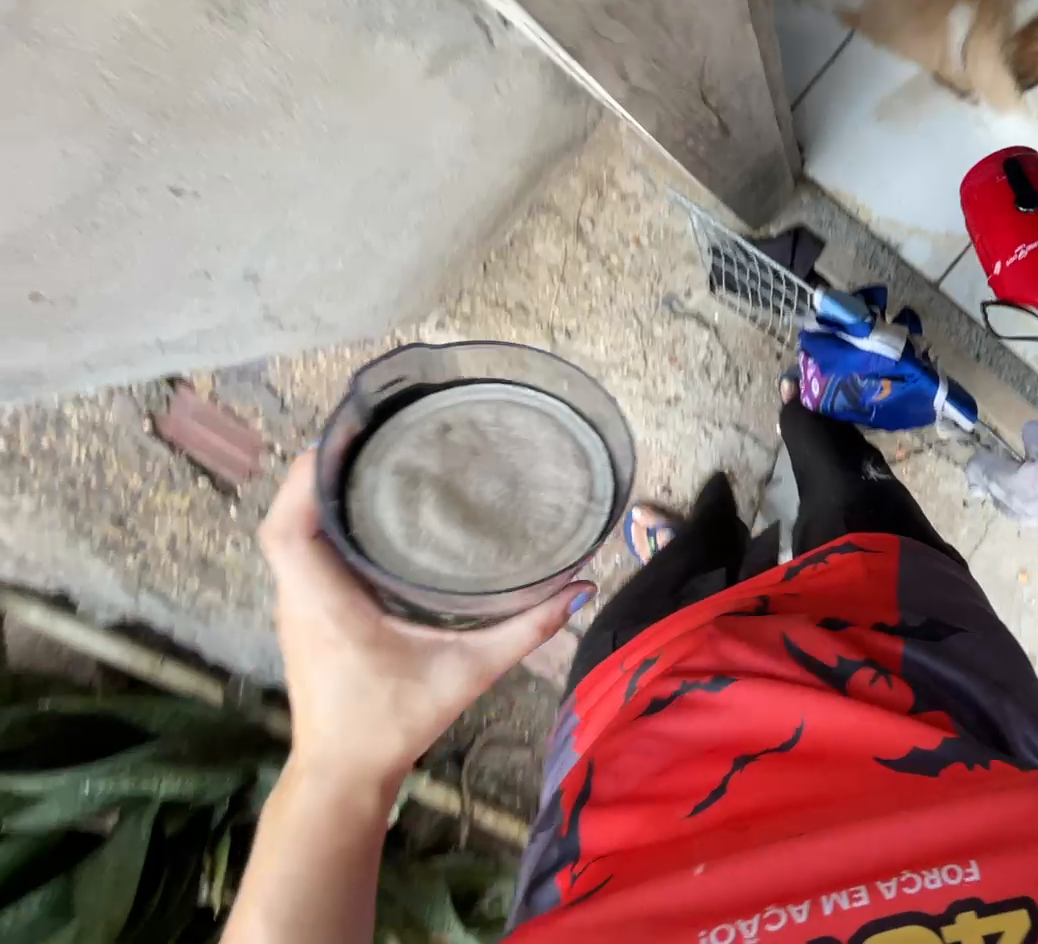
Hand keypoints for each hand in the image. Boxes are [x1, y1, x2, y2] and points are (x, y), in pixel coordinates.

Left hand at [258, 453, 593, 789]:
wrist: (346, 771)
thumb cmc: (397, 719)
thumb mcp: (471, 671)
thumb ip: (528, 628)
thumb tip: (582, 588)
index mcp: (326, 605)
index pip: (289, 532)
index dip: (306, 481)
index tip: (342, 438)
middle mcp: (302, 599)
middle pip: (288, 522)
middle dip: (318, 472)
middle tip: (369, 433)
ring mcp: (302, 608)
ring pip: (294, 537)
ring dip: (319, 495)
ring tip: (370, 459)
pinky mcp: (312, 615)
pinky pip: (307, 554)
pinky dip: (325, 521)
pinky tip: (370, 510)